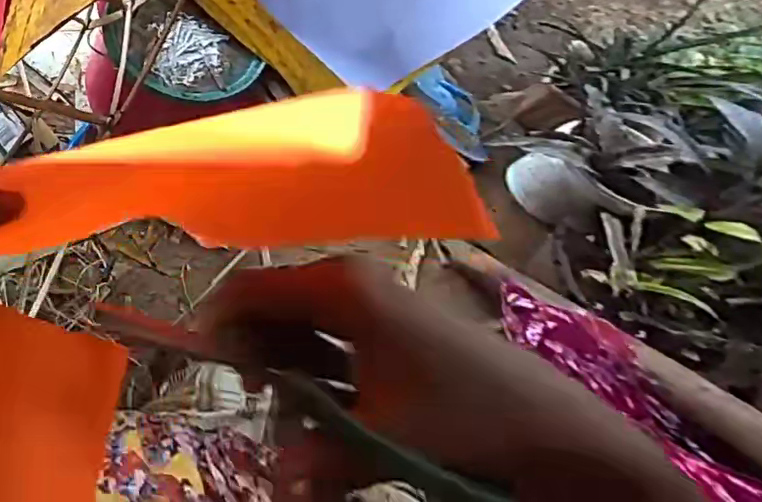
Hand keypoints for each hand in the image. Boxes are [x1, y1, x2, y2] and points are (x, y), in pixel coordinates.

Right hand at [198, 257, 698, 501]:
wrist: (565, 431)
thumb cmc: (469, 415)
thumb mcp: (389, 435)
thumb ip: (322, 455)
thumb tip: (273, 481)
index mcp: (337, 285)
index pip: (251, 287)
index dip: (218, 317)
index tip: (196, 353)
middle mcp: (344, 280)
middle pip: (271, 302)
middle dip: (249, 343)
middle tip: (240, 389)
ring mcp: (366, 299)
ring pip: (296, 321)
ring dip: (278, 359)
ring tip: (270, 400)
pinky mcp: (382, 324)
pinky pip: (323, 336)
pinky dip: (308, 365)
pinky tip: (309, 402)